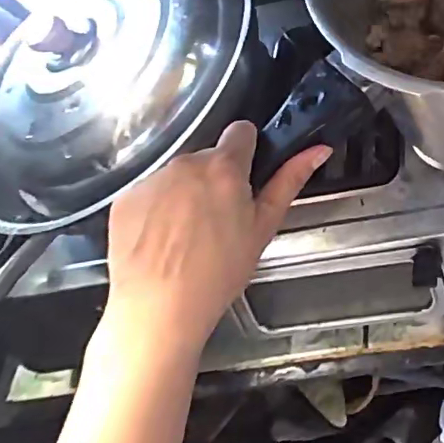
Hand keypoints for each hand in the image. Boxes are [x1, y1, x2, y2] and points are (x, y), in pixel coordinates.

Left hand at [95, 122, 331, 351]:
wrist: (157, 311)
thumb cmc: (218, 273)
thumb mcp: (264, 227)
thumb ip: (290, 180)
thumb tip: (318, 150)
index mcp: (224, 167)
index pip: (241, 131)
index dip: (247, 152)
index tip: (245, 178)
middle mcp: (185, 163)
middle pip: (209, 156)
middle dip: (216, 177)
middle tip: (221, 218)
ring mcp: (152, 179)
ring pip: (179, 174)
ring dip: (186, 191)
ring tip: (189, 234)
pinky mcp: (125, 198)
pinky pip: (149, 191)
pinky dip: (157, 208)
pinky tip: (162, 239)